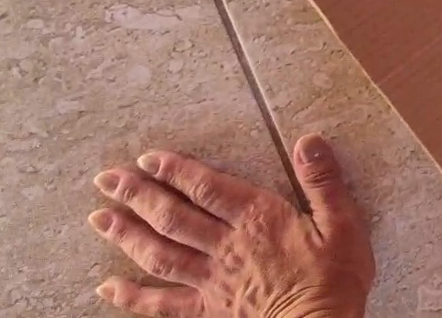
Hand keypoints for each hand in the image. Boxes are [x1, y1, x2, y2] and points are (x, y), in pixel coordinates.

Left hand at [87, 135, 374, 317]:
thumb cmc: (335, 274)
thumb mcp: (343, 220)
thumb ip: (323, 180)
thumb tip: (308, 140)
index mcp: (260, 220)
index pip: (210, 190)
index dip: (179, 172)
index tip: (149, 158)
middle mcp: (227, 246)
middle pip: (175, 217)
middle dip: (140, 196)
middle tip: (107, 179)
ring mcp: (211, 281)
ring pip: (159, 254)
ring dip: (127, 235)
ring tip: (99, 218)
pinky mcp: (207, 310)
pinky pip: (159, 304)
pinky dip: (129, 295)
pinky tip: (106, 286)